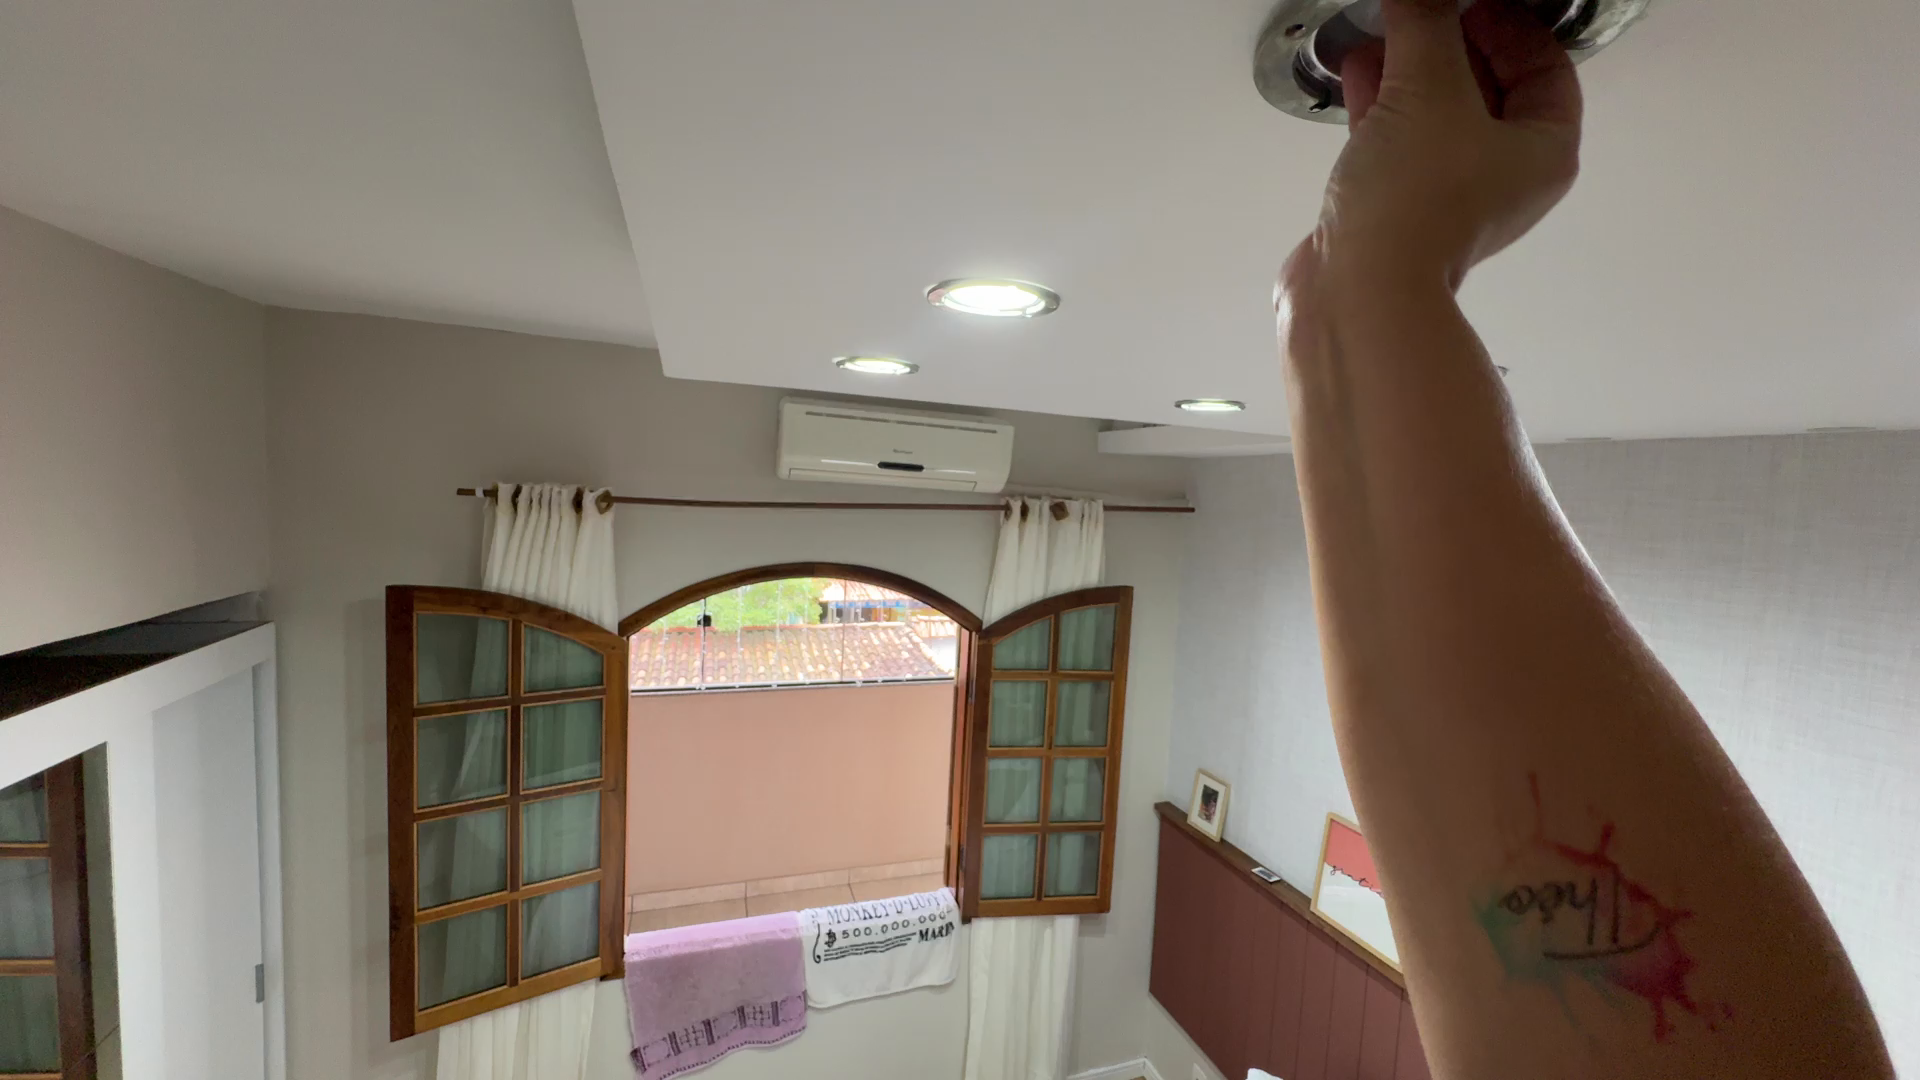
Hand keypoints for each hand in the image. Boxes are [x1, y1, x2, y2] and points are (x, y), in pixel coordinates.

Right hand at [1294, 0, 1582, 290]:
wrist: (1355, 290)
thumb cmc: (1411, 208)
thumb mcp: (1427, 90)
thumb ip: (1424, 27)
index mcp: (1543, 151)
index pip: (1543, 65)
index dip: (1507, 24)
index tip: (1471, 1)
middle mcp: (1499, 180)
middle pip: (1484, 92)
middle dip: (1447, 48)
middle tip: (1424, 15)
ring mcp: (1442, 201)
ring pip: (1431, 122)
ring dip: (1405, 78)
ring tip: (1381, 41)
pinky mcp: (1393, 216)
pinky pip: (1394, 149)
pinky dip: (1378, 114)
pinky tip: (1359, 82)